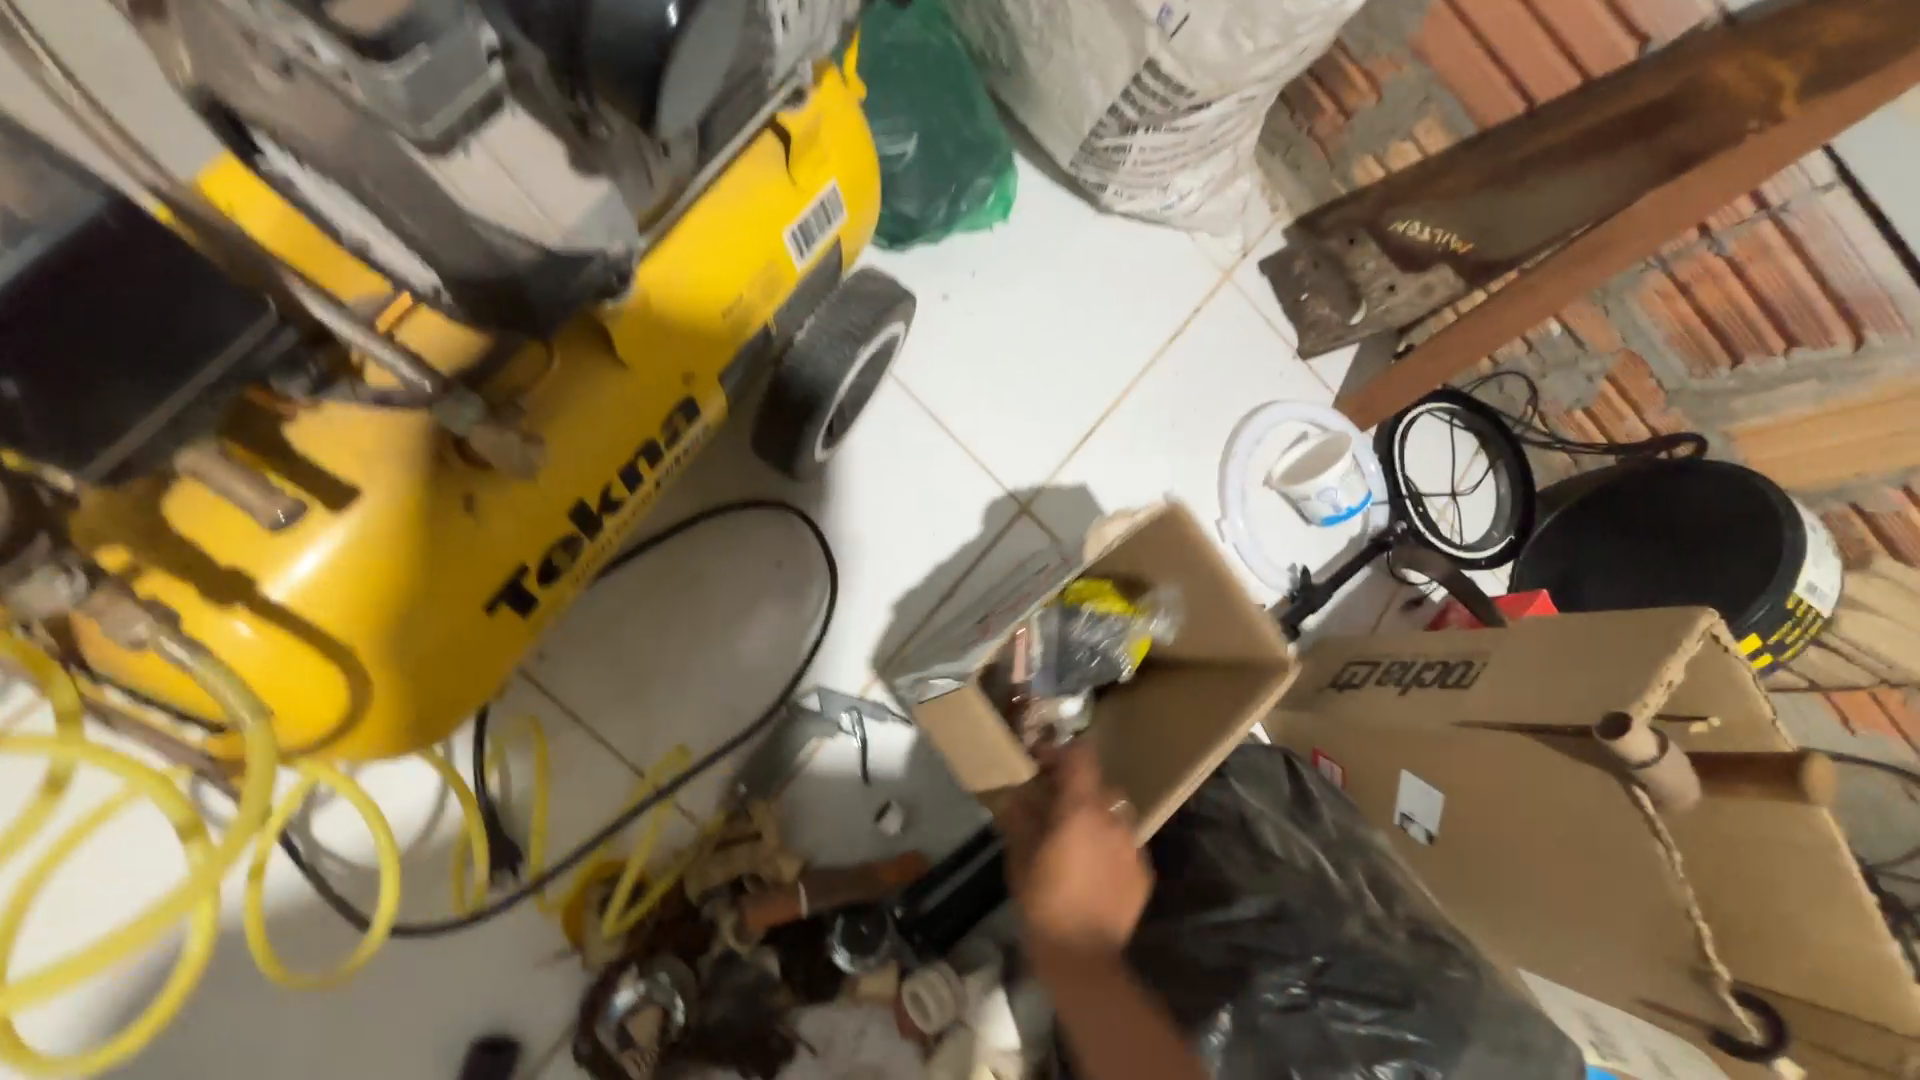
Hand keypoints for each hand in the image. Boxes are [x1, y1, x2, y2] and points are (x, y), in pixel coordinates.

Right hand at [996, 741, 1152, 963]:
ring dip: (1097, 816)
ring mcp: (1134, 846)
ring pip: (1116, 815)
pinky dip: (1110, 845)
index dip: (1060, 752)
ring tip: (1077, 838)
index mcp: (1081, 809)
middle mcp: (1114, 819)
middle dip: (1078, 788)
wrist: (1083, 957)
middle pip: (1100, 785)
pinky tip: (1094, 868)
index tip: (1040, 762)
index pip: (1081, 756)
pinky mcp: (1145, 872)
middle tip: (1054, 805)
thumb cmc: (1043, 902)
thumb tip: (1016, 796)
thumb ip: (1020, 818)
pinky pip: (1127, 844)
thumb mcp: (1020, 858)